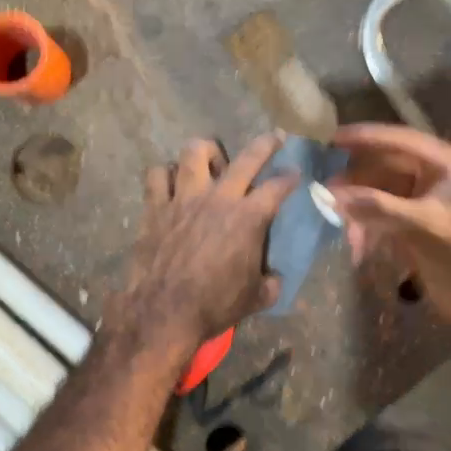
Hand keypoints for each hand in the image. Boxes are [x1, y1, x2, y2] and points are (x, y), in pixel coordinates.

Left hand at [104, 134, 297, 352]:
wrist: (163, 313)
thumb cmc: (214, 305)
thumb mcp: (255, 298)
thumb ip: (270, 282)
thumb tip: (274, 279)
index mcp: (248, 218)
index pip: (277, 186)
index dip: (290, 177)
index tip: (295, 173)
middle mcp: (219, 198)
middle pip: (247, 157)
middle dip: (266, 144)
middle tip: (274, 138)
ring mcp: (184, 198)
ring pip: (194, 152)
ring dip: (207, 151)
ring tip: (212, 159)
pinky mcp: (155, 206)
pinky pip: (157, 175)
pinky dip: (165, 174)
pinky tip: (172, 183)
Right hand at [327, 124, 450, 330]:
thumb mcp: (422, 226)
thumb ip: (377, 207)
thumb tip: (331, 195)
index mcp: (445, 163)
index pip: (397, 140)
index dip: (363, 137)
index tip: (329, 139)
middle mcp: (435, 175)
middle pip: (385, 168)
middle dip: (357, 185)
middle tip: (326, 198)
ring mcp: (426, 201)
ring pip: (382, 195)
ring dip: (362, 213)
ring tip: (346, 236)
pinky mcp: (419, 226)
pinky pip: (386, 218)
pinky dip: (371, 231)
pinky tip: (360, 251)